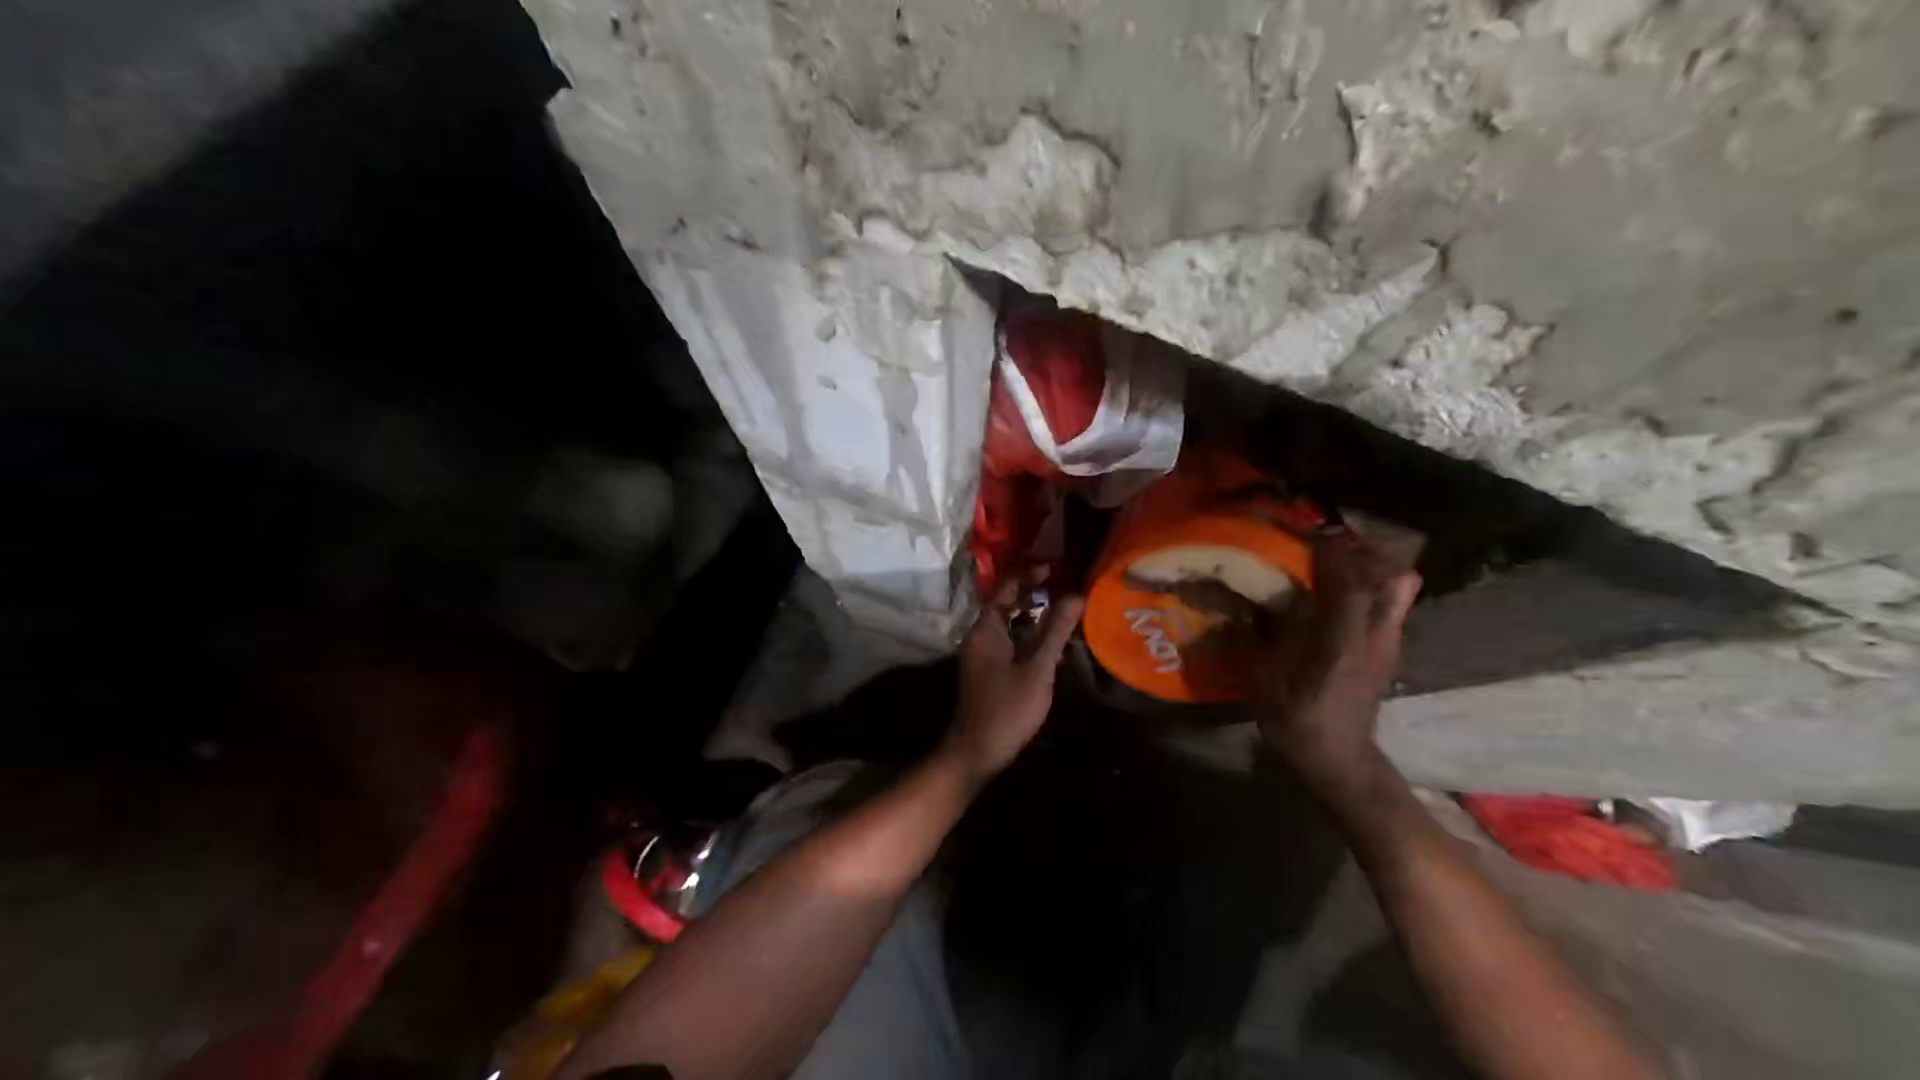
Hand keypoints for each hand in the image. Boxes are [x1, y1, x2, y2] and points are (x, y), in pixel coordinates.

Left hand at [944, 584, 1085, 782]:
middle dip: (1035, 596)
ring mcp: (984, 656)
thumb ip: (1056, 631)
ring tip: (1068, 613)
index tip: (1057, 569)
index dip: (1029, 576)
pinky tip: (1055, 647)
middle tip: (1067, 589)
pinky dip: (1031, 640)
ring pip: (1012, 627)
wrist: (977, 752)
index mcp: (985, 630)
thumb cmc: (1007, 708)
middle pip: (1007, 606)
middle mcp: (980, 637)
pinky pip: (1012, 645)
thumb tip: (1076, 595)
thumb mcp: (1037, 668)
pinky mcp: (991, 673)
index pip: (1005, 589)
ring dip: (1036, 619)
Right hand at [1257, 520, 1422, 799]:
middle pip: (1390, 576)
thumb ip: (1253, 637)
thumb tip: (1236, 603)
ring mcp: (1389, 642)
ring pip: (1398, 588)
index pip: (1349, 583)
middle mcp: (1374, 635)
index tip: (1313, 531)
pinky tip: (1343, 593)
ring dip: (1372, 566)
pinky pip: (1392, 604)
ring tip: (1338, 561)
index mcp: (1341, 642)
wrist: (1339, 757)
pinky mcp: (1390, 649)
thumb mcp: (1262, 680)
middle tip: (1329, 542)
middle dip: (1364, 551)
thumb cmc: (1295, 719)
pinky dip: (1374, 587)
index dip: (1334, 553)